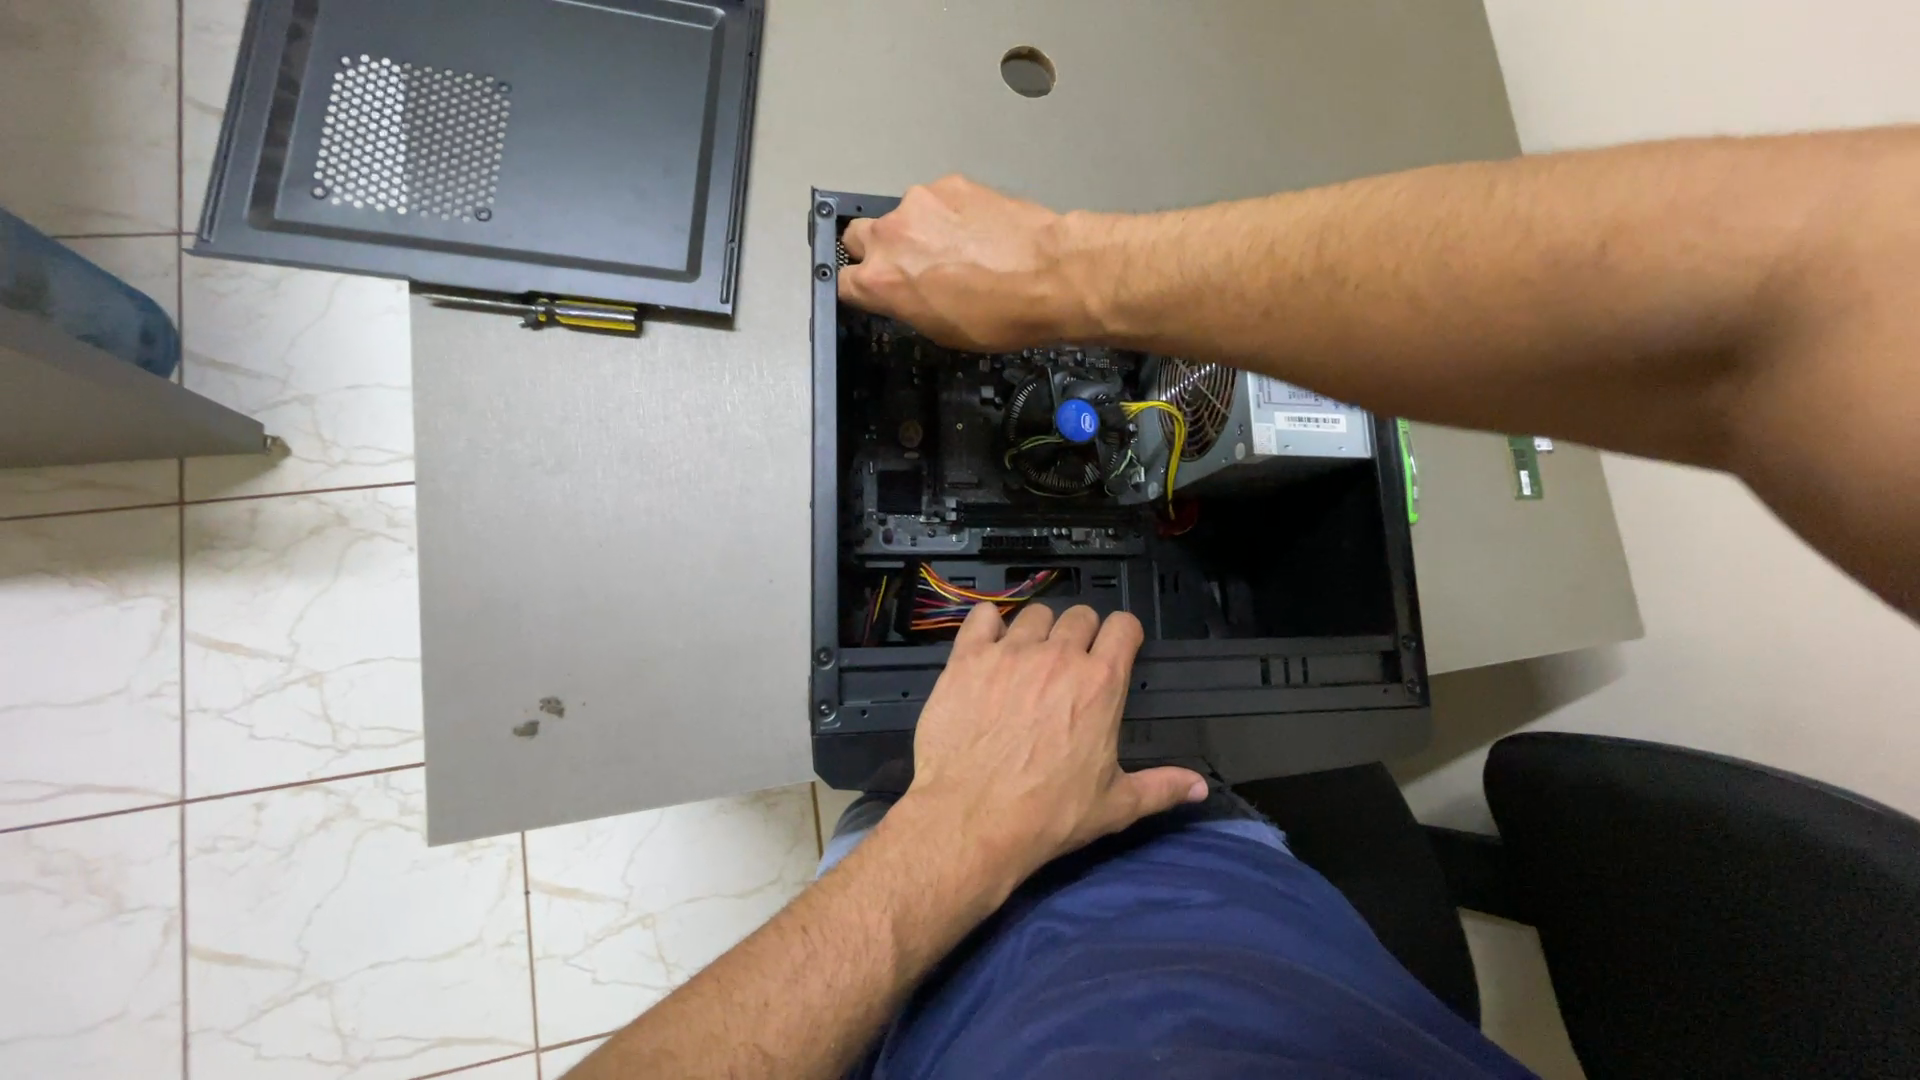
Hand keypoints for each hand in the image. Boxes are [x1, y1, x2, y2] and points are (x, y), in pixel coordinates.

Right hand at [838, 176, 1098, 351]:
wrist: (1049, 274)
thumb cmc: (998, 316)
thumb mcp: (941, 330)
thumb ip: (905, 304)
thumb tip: (901, 293)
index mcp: (881, 281)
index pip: (842, 281)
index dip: (859, 289)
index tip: (875, 293)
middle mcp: (890, 235)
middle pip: (857, 237)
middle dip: (874, 251)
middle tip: (907, 266)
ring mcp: (919, 203)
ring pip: (899, 215)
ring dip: (915, 230)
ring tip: (954, 248)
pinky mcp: (949, 182)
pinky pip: (935, 200)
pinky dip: (946, 214)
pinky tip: (975, 230)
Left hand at [896, 601, 1209, 884]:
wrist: (972, 820)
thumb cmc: (1048, 814)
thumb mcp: (1114, 806)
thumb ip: (1161, 788)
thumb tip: (1199, 787)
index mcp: (1100, 683)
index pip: (1124, 626)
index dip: (1124, 634)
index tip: (1118, 648)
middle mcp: (1057, 657)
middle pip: (1080, 615)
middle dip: (1082, 633)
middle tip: (1072, 663)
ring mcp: (1009, 653)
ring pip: (1034, 614)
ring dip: (1039, 630)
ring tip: (1030, 657)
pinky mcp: (968, 658)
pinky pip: (982, 616)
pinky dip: (989, 624)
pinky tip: (989, 646)